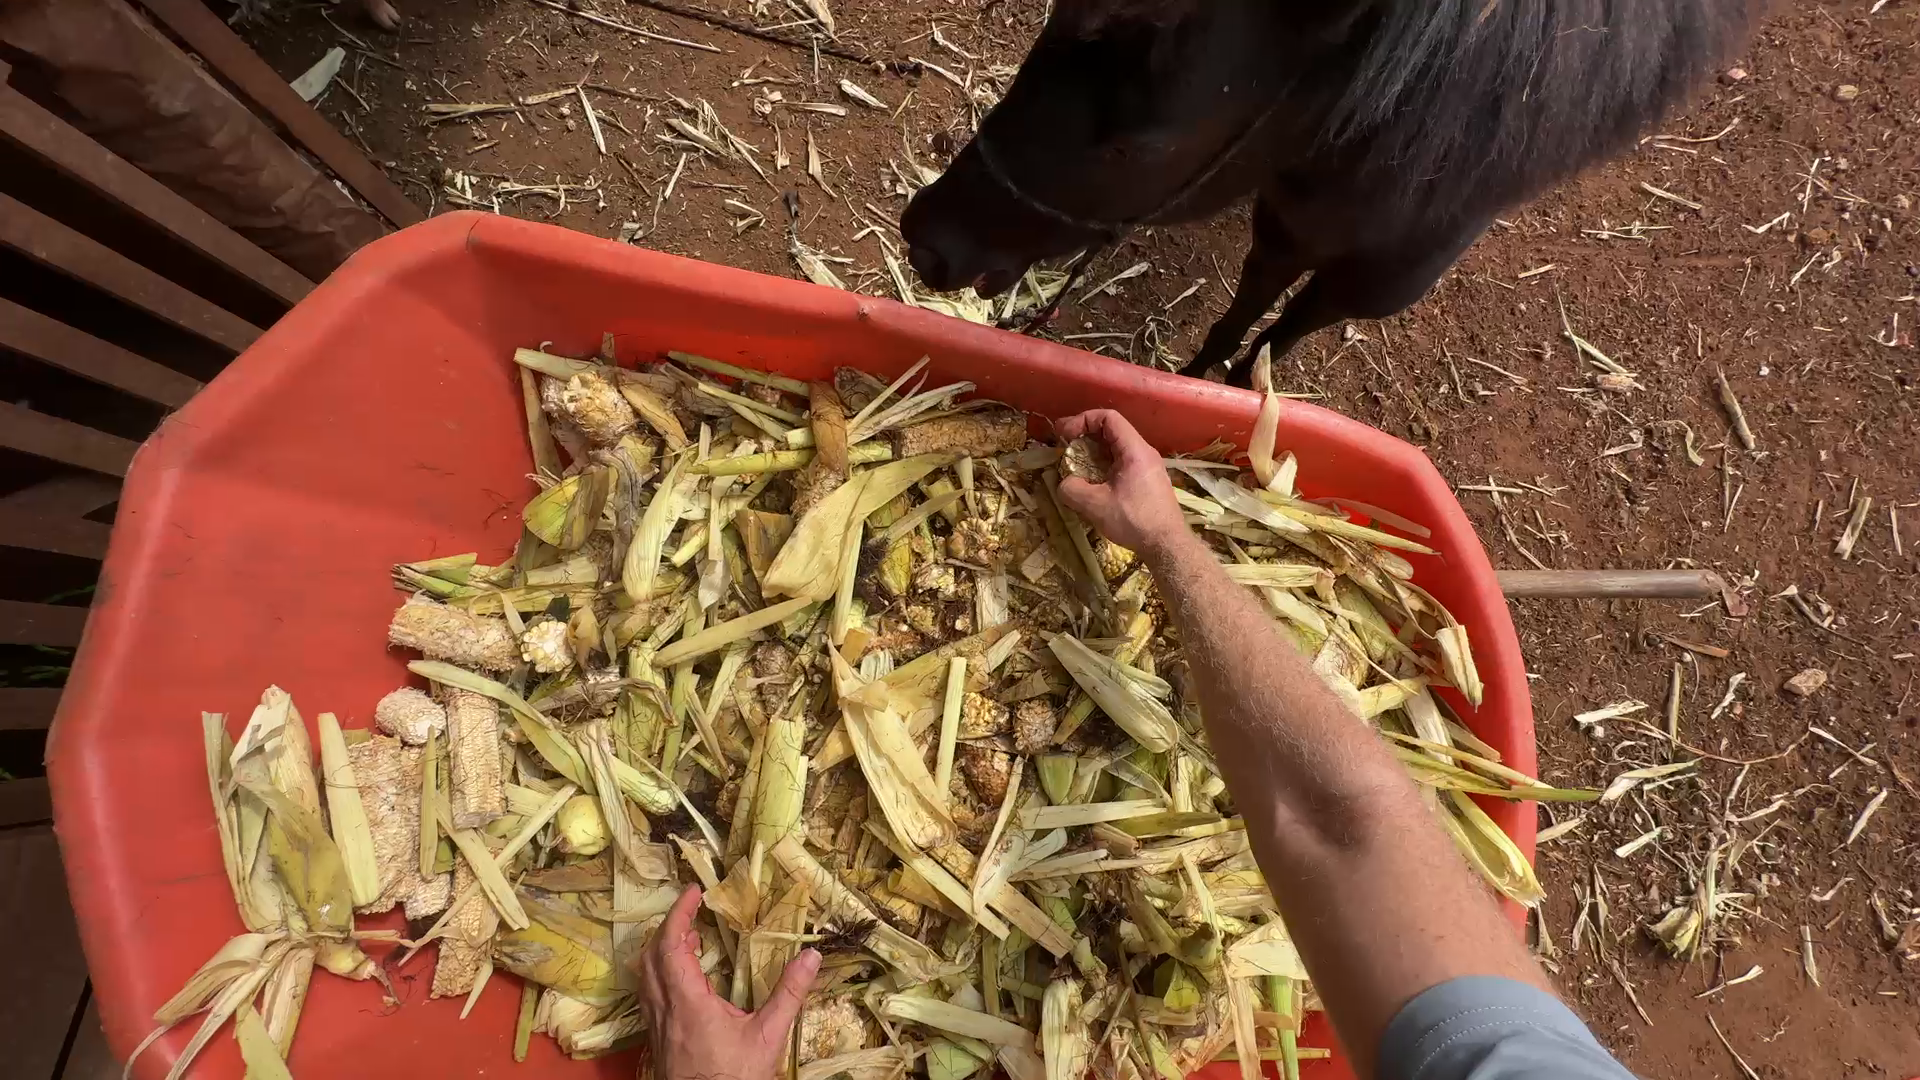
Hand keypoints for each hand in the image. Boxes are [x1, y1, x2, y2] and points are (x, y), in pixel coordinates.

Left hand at [637, 886, 820, 1079]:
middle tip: (692, 909)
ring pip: (645, 978)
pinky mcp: (659, 1041)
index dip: (679, 915)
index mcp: (687, 1004)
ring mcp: (658, 1028)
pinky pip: (650, 996)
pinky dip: (662, 973)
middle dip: (668, 926)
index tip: (694, 892)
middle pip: (650, 958)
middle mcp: (665, 1012)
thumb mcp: (768, 1036)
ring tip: (690, 937)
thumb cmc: (735, 1079)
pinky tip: (685, 977)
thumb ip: (789, 994)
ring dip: (661, 950)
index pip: (670, 948)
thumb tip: (812, 955)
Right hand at [1054, 410, 1187, 557]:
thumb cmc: (1134, 521)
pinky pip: (1123, 463)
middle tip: (1064, 447)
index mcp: (1134, 451)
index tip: (1065, 435)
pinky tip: (1094, 483)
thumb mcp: (1095, 506)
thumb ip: (1072, 489)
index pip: (1108, 418)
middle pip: (1112, 430)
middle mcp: (1144, 453)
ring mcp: (1149, 467)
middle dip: (1085, 435)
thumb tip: (1063, 484)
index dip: (1082, 420)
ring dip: (1093, 452)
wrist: (1167, 545)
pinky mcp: (1149, 481)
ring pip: (1117, 448)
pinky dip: (1104, 465)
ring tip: (1076, 466)